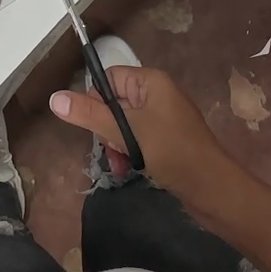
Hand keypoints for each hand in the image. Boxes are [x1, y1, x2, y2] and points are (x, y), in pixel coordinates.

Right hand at [48, 65, 230, 198]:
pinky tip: (129, 170)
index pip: (109, 79)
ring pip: (124, 125)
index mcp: (151, 81)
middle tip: (112, 150)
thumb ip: (89, 115)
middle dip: (107, 130)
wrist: (216, 192)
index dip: (97, 102)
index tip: (96, 127)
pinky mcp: (168, 140)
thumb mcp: (127, 133)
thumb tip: (54, 97)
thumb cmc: (173, 153)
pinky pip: (138, 139)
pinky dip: (130, 153)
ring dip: (116, 145)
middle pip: (114, 103)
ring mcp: (164, 118)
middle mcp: (158, 94)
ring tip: (120, 166)